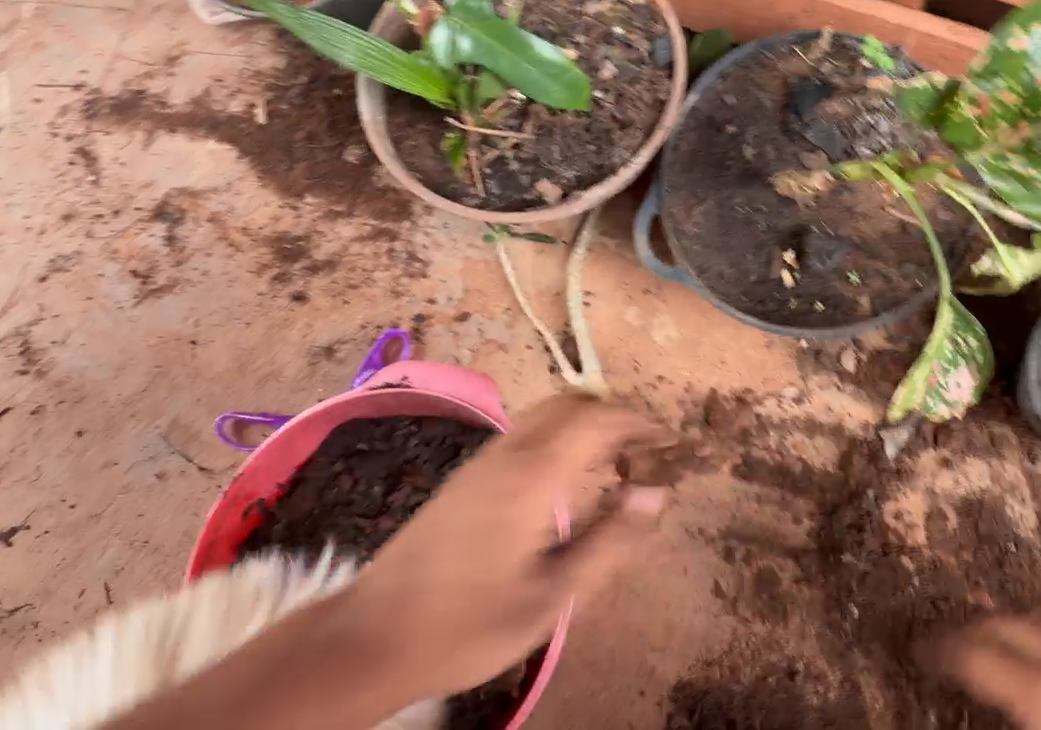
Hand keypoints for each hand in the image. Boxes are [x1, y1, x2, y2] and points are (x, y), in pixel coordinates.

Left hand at [344, 394, 671, 700]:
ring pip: (545, 415)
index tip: (670, 442)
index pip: (598, 420)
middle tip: (644, 450)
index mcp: (533, 474)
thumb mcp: (552, 595)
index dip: (640, 422)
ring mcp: (482, 460)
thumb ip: (609, 540)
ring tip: (614, 464)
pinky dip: (560, 438)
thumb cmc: (467, 623)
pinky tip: (567, 482)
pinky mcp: (466, 476)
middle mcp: (508, 452)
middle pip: (571, 403)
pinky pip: (526, 434)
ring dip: (585, 425)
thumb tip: (656, 494)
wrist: (371, 637)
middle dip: (614, 416)